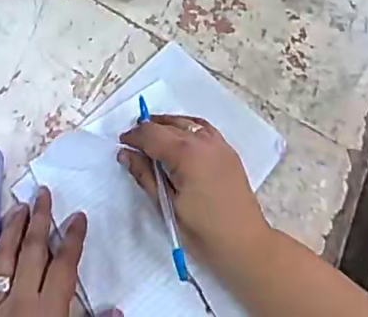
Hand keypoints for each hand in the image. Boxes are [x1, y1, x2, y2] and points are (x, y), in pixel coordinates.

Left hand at [0, 187, 112, 316]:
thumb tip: (117, 312)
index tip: (78, 215)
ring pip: (2, 260)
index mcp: (48, 311)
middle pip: (31, 252)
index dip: (73, 238)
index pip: (64, 265)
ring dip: (11, 232)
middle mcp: (20, 303)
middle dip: (39, 220)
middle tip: (43, 193)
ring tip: (16, 208)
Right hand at [118, 114, 272, 272]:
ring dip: (166, 125)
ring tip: (153, 136)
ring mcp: (217, 142)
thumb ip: (146, 176)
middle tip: (133, 143)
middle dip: (148, 130)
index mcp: (186, 153)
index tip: (122, 144)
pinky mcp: (227, 149)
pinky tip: (180, 135)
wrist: (246, 244)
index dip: (134, 136)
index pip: (151, 134)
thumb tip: (125, 153)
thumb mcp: (168, 207)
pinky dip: (187, 126)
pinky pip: (202, 127)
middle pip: (167, 125)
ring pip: (185, 122)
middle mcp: (202, 140)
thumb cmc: (204, 232)